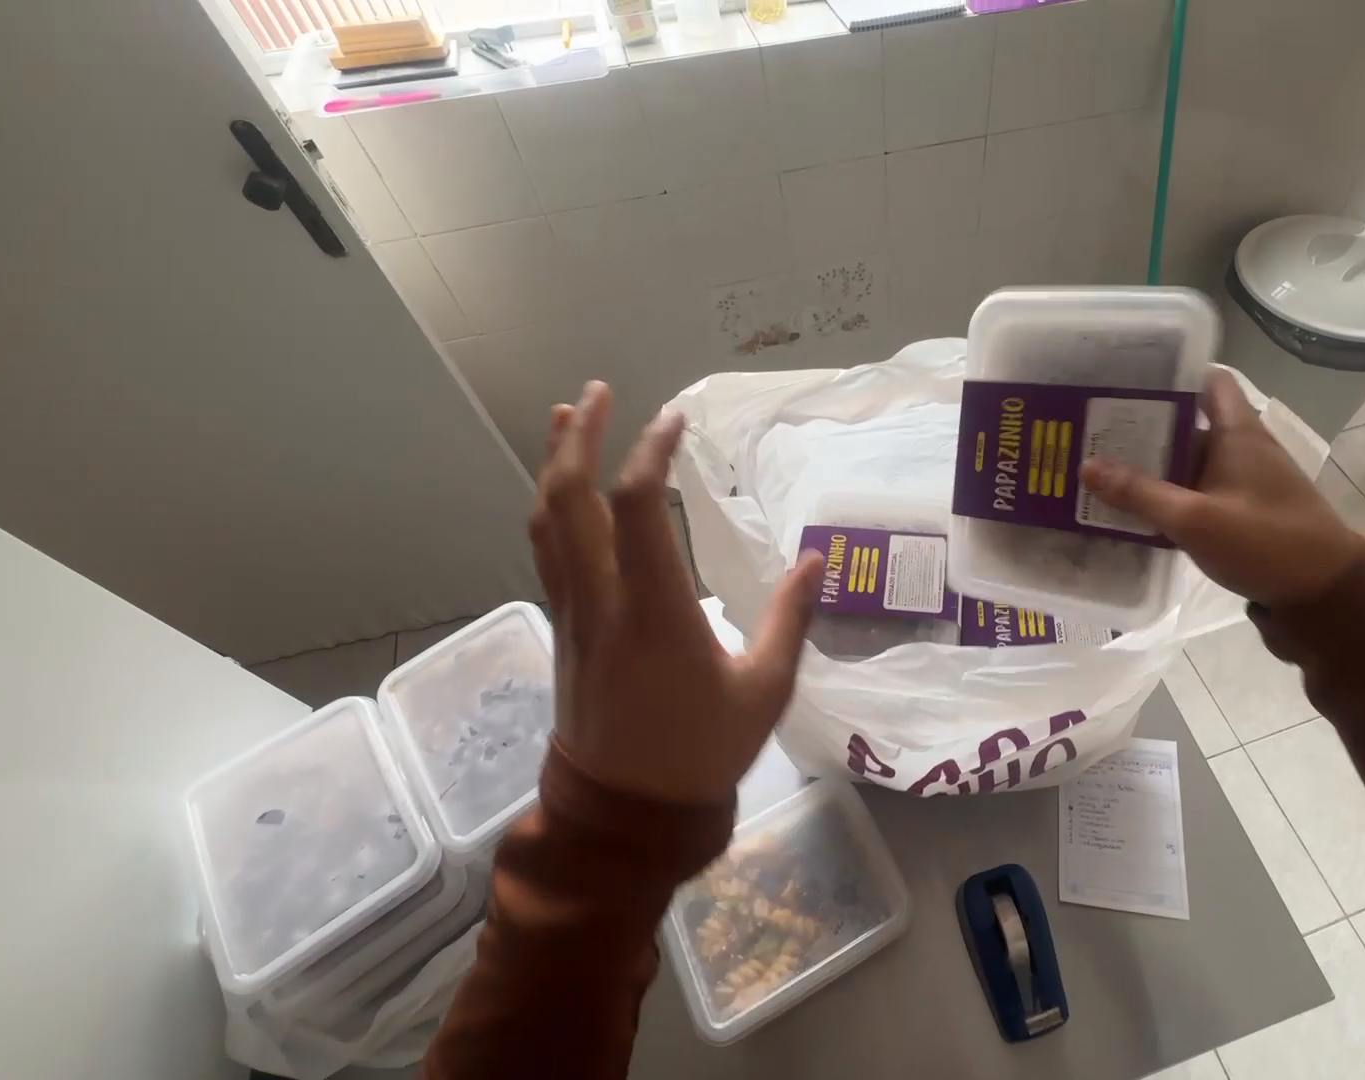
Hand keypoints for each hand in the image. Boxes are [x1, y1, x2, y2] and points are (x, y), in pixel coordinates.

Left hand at [529, 382, 825, 804]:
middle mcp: (601, 602)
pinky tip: (567, 494)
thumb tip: (817, 560)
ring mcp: (574, 616)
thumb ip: (790, 619)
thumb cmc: (701, 752)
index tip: (676, 419)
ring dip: (555, 466)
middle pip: (569, 502)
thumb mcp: (765, 690)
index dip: (650, 453)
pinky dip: (554, 508)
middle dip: (578, 439)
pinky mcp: (565, 630)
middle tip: (596, 392)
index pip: (636, 509)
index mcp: (653, 612)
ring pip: (547, 525)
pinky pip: (548, 554)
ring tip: (567, 418)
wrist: (625, 814)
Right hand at [1081, 371, 1364, 606]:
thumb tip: (1085, 464)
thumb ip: (1139, 493)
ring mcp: (1239, 485)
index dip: (1170, 377)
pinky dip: (1163, 501)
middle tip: (1088, 433)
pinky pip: (1191, 497)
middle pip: (1185, 427)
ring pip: (1184, 466)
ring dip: (1147, 470)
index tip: (1123, 383)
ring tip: (1094, 472)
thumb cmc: (1265, 543)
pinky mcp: (1237, 516)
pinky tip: (1126, 514)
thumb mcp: (1194, 518)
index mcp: (1237, 433)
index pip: (1208, 382)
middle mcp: (1239, 451)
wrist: (1323, 595)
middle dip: (1140, 429)